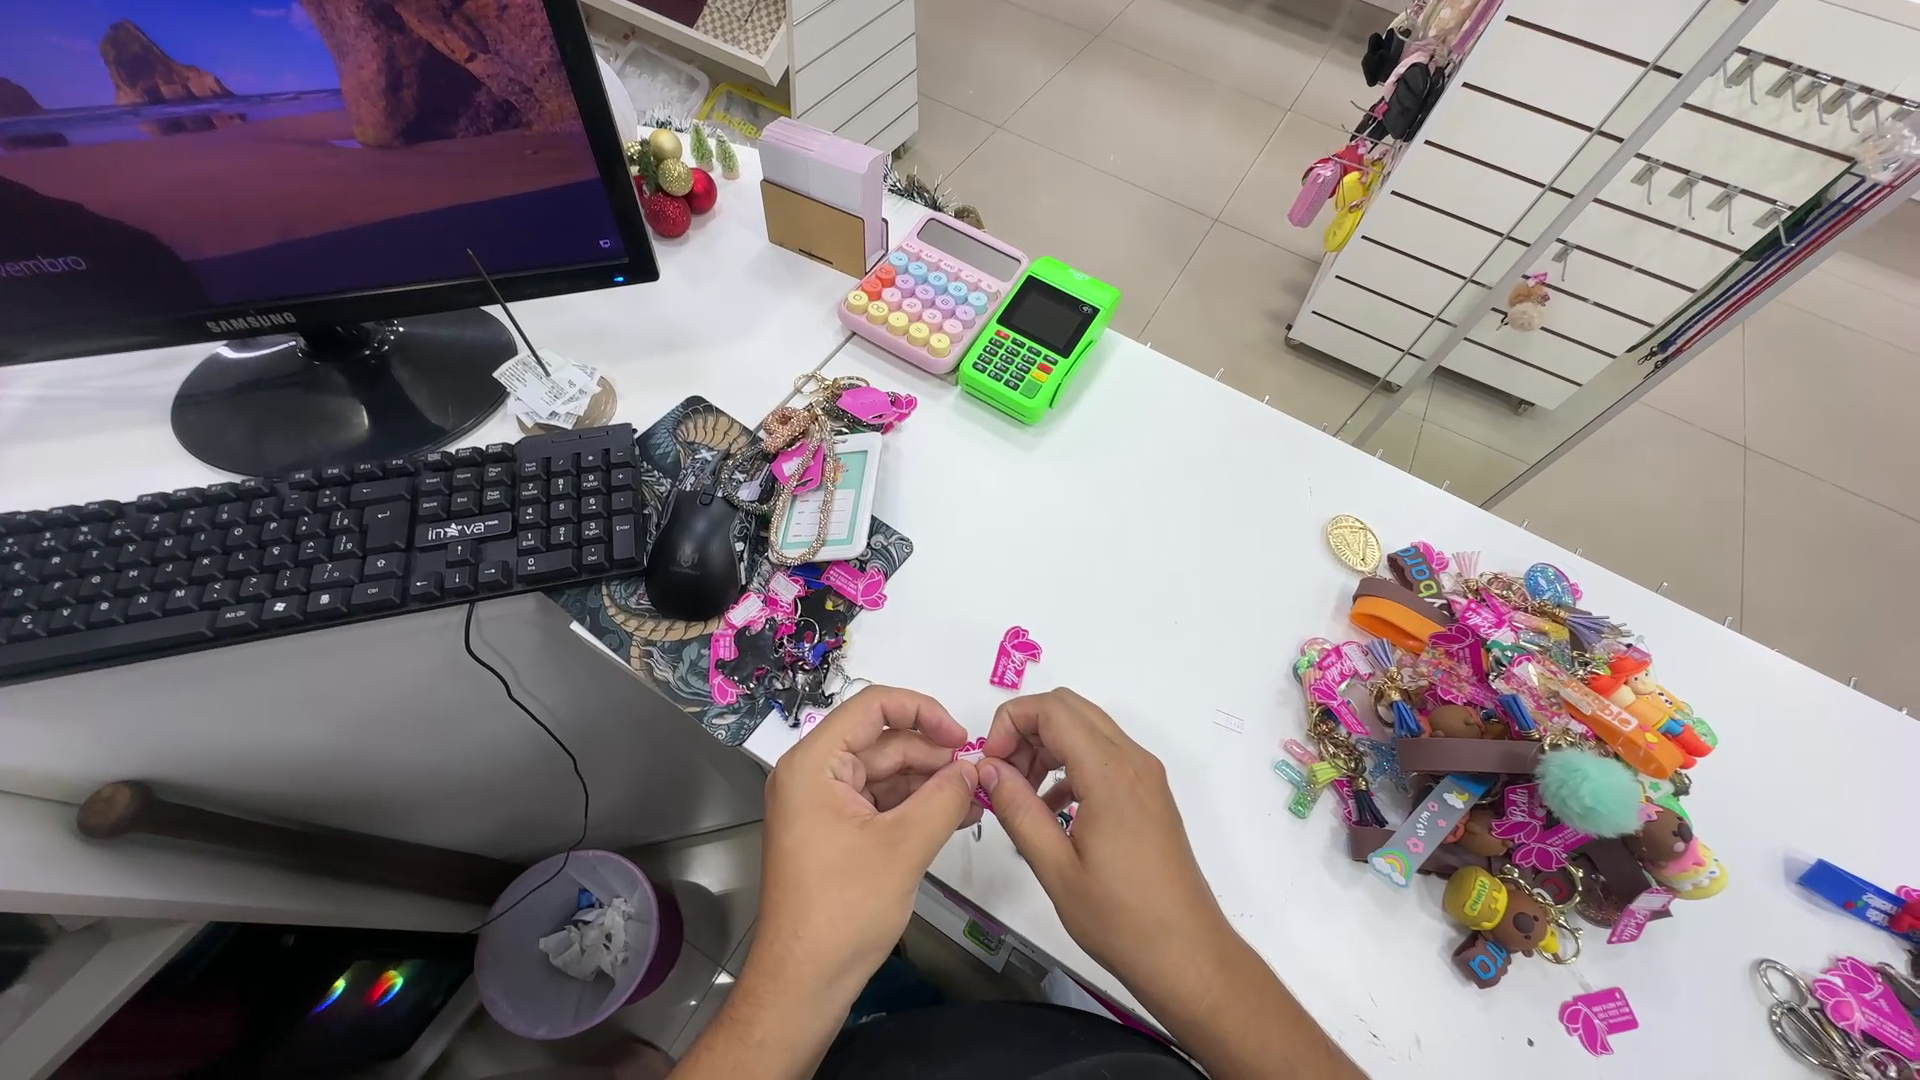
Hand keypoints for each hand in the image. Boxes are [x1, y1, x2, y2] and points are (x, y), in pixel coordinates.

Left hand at [748, 686, 982, 1004]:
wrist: (803, 985)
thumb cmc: (843, 912)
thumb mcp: (903, 848)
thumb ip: (944, 798)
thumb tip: (973, 768)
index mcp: (813, 763)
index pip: (872, 706)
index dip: (922, 710)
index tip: (960, 737)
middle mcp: (813, 774)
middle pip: (882, 740)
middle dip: (931, 754)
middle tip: (977, 774)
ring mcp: (823, 803)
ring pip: (885, 771)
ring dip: (929, 781)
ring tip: (974, 796)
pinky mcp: (835, 829)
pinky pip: (881, 800)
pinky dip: (915, 804)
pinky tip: (954, 814)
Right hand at [979, 688, 1227, 988]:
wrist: (1189, 955)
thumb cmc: (1120, 919)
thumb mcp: (1055, 868)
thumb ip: (1018, 809)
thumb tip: (987, 768)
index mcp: (1110, 772)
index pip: (1052, 709)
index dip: (1010, 722)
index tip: (990, 764)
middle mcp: (1132, 759)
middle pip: (1068, 708)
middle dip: (1025, 729)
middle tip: (1001, 775)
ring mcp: (1145, 773)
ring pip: (1085, 727)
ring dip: (1046, 746)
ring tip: (1020, 794)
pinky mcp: (1148, 791)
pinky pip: (1102, 753)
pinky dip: (1069, 763)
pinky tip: (1051, 808)